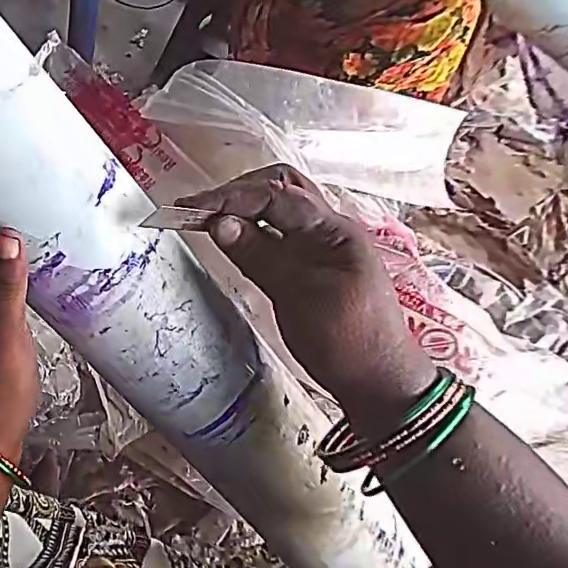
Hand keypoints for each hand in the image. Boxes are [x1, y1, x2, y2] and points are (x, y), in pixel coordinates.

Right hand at [179, 166, 434, 427]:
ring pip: (278, 205)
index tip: (189, 209)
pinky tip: (229, 237)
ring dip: (242, 205)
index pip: (276, 196)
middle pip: (280, 186)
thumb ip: (260, 256)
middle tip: (196, 211)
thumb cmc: (348, 340)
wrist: (379, 381)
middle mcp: (328, 228)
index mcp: (334, 231)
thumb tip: (218, 223)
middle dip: (236, 191)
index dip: (230, 198)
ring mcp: (319, 244)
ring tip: (205, 220)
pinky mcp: (307, 262)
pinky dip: (248, 225)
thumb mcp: (299, 296)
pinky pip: (275, 230)